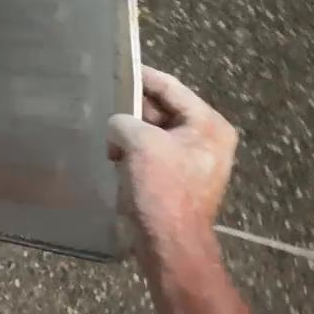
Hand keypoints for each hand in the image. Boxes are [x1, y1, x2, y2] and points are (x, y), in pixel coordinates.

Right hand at [107, 67, 238, 247]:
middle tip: (105, 98)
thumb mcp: (138, 141)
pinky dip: (135, 151)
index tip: (116, 65)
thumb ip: (123, 120)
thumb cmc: (162, 187)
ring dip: (132, 132)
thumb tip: (117, 128)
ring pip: (156, 133)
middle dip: (134, 108)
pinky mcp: (181, 182)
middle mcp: (208, 140)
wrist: (170, 247)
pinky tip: (113, 153)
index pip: (170, 86)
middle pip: (164, 109)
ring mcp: (196, 162)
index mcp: (208, 124)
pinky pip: (155, 154)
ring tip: (105, 127)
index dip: (142, 75)